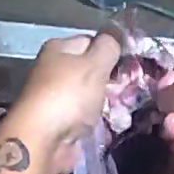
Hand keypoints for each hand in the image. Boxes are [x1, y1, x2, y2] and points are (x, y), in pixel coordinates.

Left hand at [9, 31, 121, 173]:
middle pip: (91, 72)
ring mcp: (58, 99)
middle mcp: (55, 71)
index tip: (129, 67)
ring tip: (123, 113)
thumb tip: (116, 32)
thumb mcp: (94, 64)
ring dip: (108, 105)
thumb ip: (108, 47)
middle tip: (129, 92)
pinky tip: (111, 127)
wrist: (43, 141)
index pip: (91, 42)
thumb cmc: (69, 96)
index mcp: (59, 49)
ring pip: (91, 97)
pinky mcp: (61, 124)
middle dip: (112, 82)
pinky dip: (98, 123)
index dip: (112, 53)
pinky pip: (86, 118)